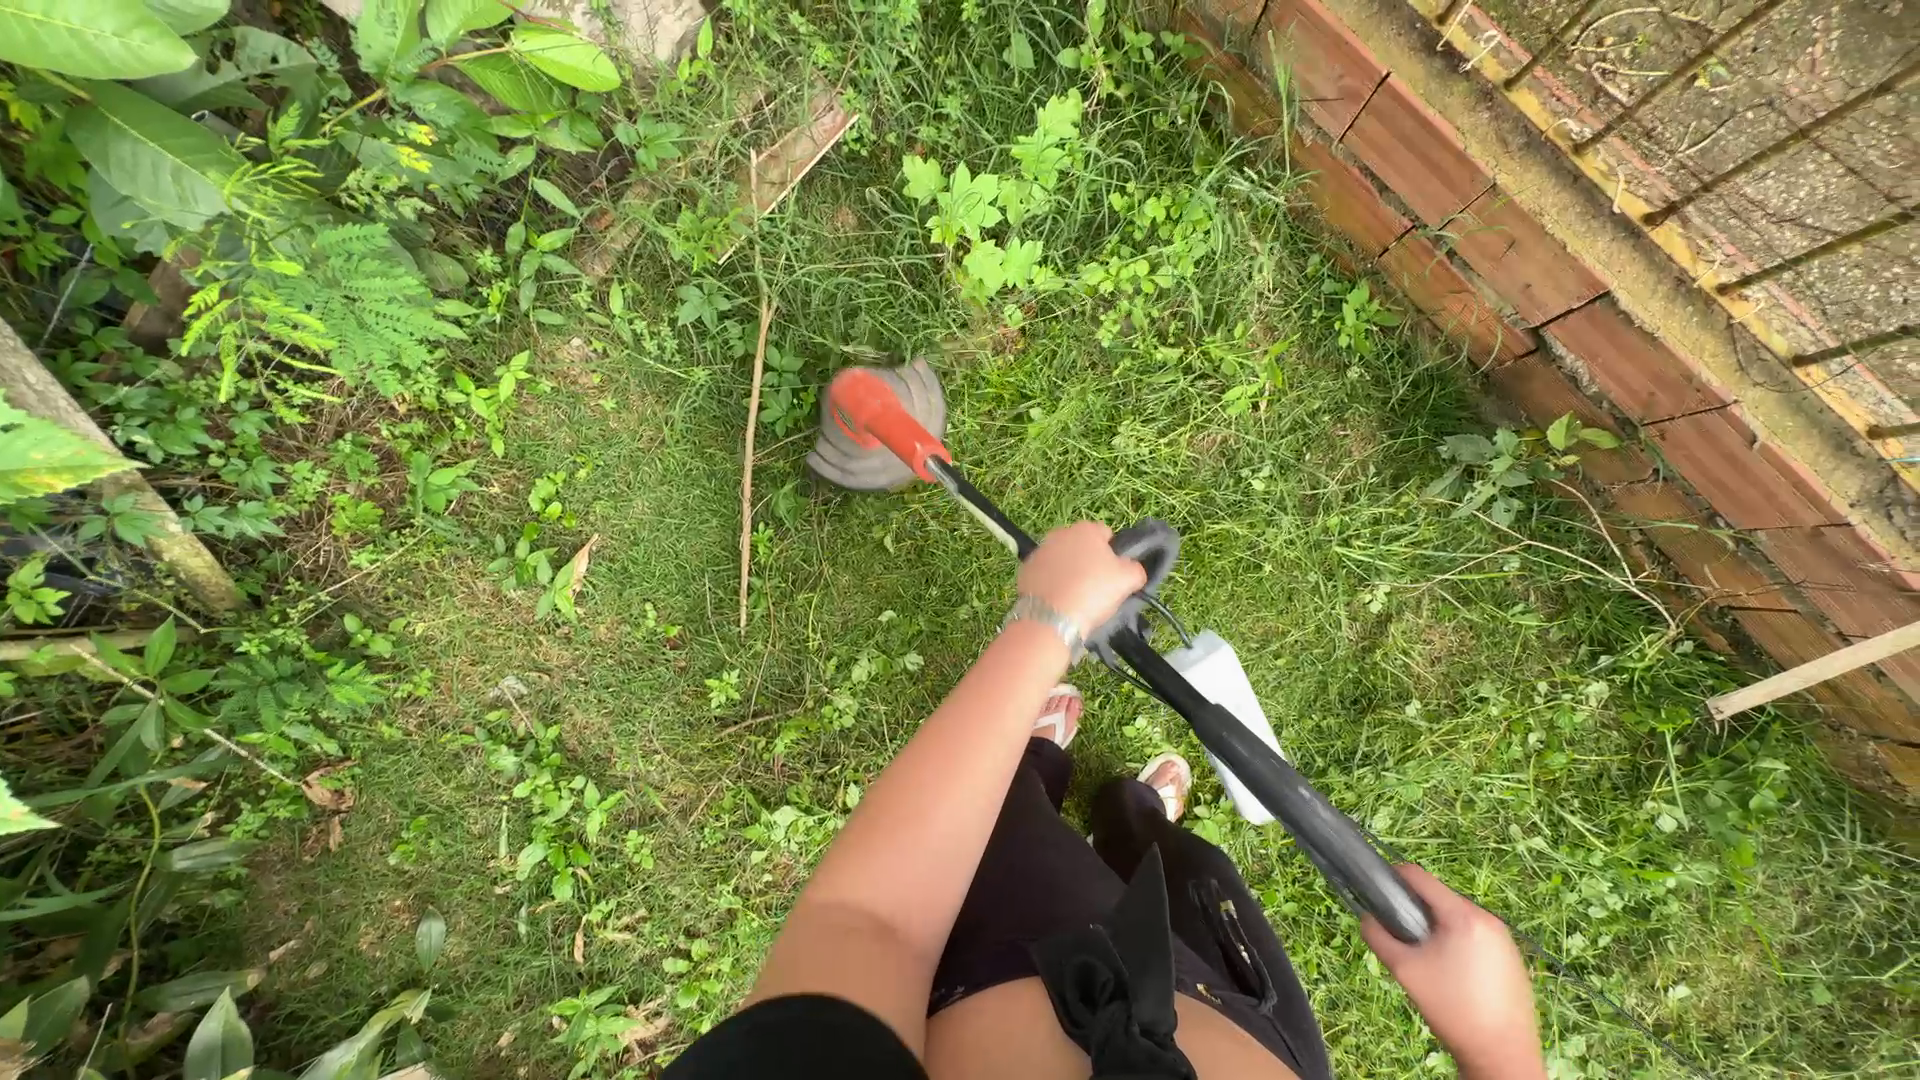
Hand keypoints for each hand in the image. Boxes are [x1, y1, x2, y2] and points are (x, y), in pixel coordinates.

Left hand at [1016, 522, 1147, 633]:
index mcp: (1085, 530)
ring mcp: (1039, 552)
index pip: (1106, 534)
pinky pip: (1044, 575)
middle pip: (1081, 546)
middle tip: (1096, 586)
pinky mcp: (1025, 571)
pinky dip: (1050, 584)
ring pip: (1061, 560)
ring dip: (1068, 572)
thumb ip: (1135, 568)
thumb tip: (1132, 569)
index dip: (1113, 553)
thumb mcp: (1128, 580)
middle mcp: (1059, 534)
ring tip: (1075, 596)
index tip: (1113, 573)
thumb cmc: (1092, 592)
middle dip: (1088, 561)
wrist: (1050, 617)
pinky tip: (1057, 601)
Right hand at [1360, 866, 1545, 1079]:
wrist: (1502, 1058)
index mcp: (1463, 916)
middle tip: (1406, 941)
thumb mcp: (1402, 968)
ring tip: (1429, 962)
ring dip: (1436, 928)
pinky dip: (1458, 944)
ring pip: (1456, 917)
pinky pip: (1475, 936)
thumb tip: (1368, 915)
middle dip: (1415, 912)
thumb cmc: (1451, 1008)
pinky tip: (1454, 976)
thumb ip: (1376, 934)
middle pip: (1437, 897)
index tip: (1378, 897)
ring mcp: (1505, 940)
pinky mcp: (1513, 959)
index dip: (1391, 878)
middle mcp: (1489, 919)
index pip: (1418, 875)